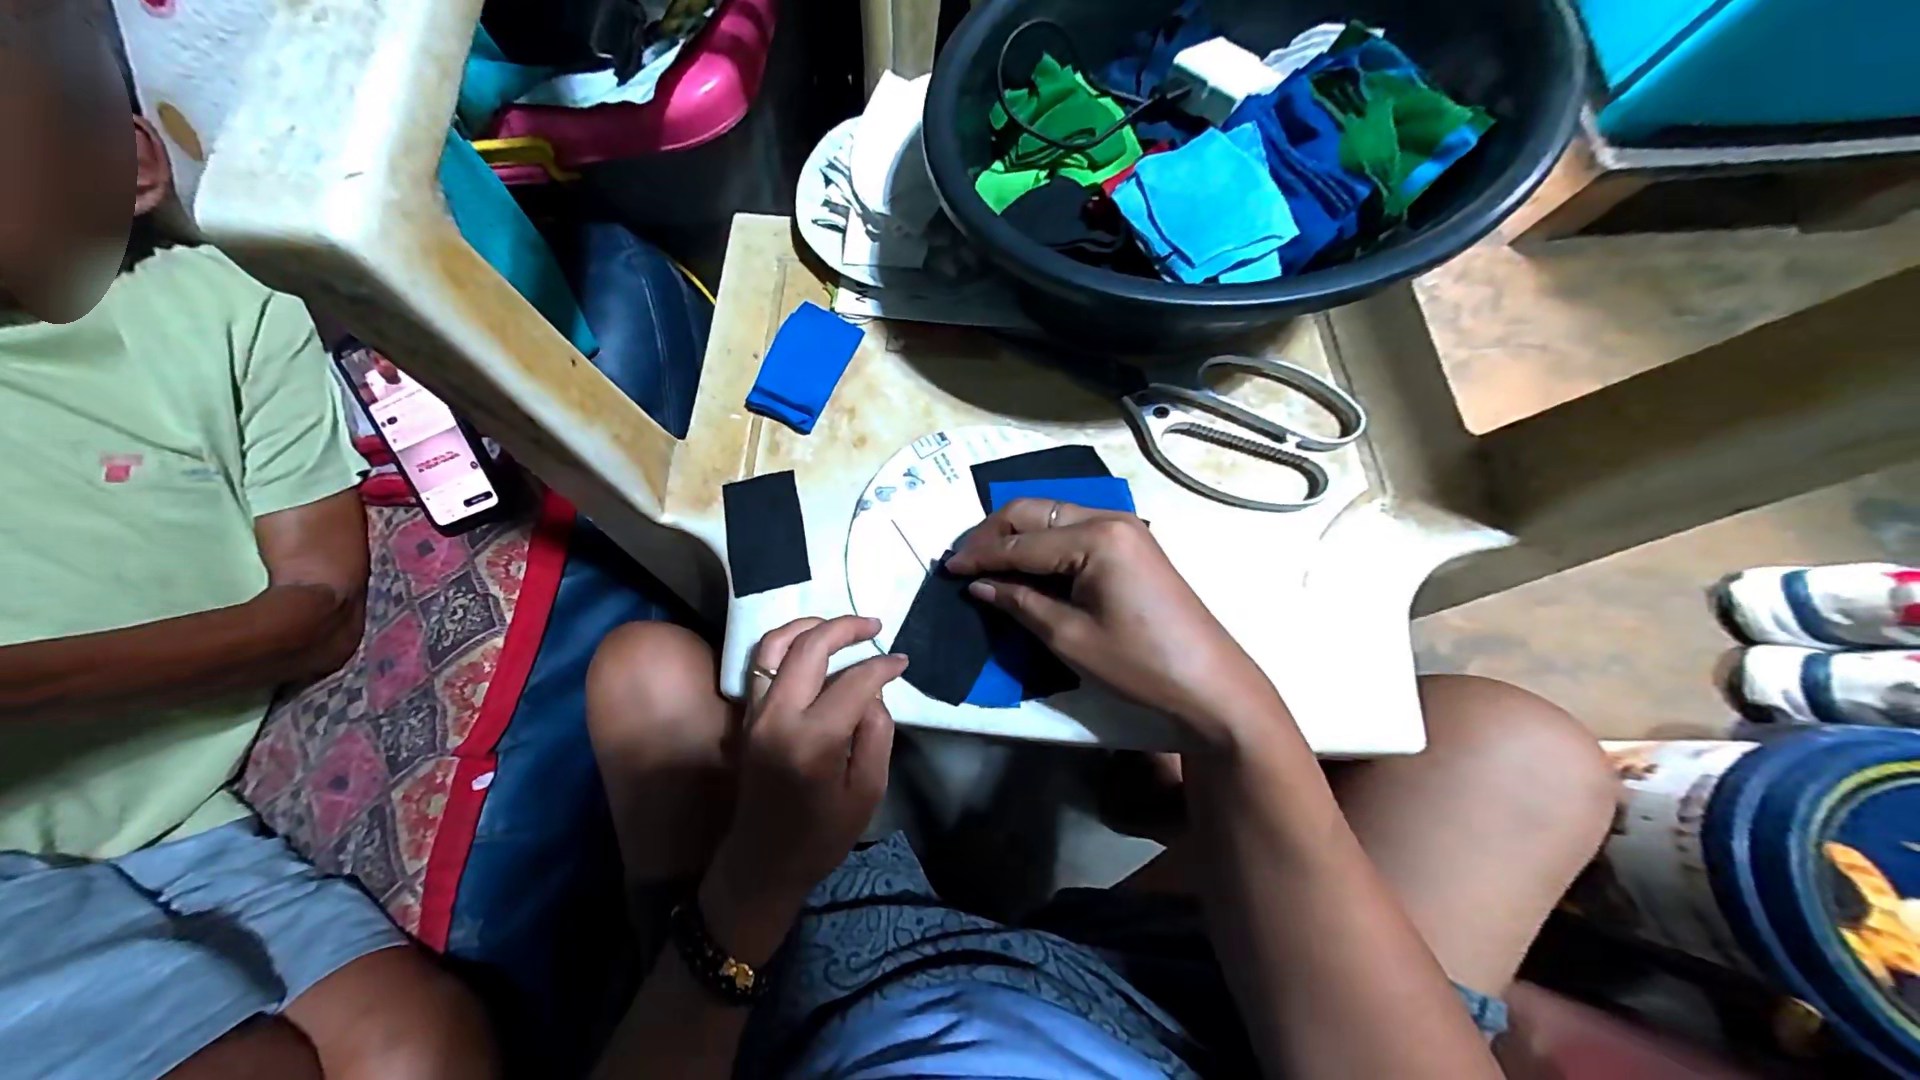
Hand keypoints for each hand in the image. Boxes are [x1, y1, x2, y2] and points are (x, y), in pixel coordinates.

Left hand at [699, 616, 906, 964]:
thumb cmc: (822, 835)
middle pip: (811, 647)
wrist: (761, 863)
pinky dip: (786, 641)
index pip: (855, 681)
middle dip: (847, 628)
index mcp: (813, 740)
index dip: (883, 666)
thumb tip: (873, 692)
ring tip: (841, 625)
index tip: (902, 662)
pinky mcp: (746, 715)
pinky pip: (761, 661)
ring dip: (812, 626)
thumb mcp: (868, 791)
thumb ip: (876, 733)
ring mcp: (755, 712)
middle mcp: (778, 717)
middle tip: (875, 626)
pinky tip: (810, 643)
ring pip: (777, 644)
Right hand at [944, 500, 1282, 750]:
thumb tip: (979, 585)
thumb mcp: (1070, 636)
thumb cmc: (1139, 664)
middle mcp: (1110, 518)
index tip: (946, 569)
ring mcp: (1125, 528)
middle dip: (994, 534)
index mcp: (1096, 537)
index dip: (979, 555)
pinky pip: (1073, 529)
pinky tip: (1026, 563)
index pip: (1021, 541)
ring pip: (1052, 515)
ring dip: (1017, 535)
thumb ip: (1020, 602)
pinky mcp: (1131, 543)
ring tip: (987, 562)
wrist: (1210, 684)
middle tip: (964, 561)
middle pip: (1034, 511)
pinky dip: (1043, 543)